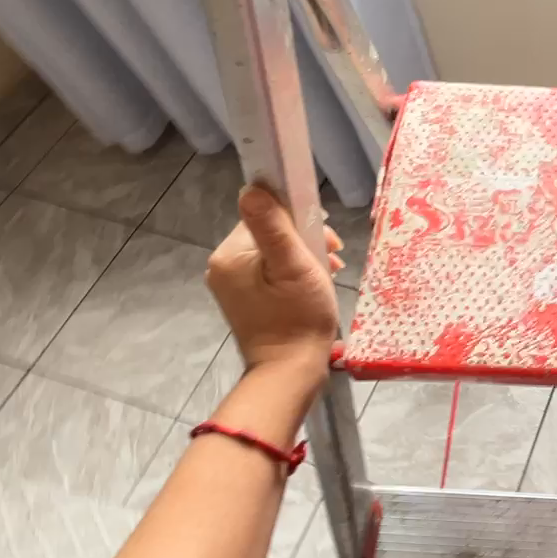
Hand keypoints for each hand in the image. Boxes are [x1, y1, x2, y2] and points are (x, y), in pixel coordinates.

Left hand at [205, 186, 343, 374]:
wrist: (291, 370)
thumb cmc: (298, 317)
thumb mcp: (293, 266)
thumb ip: (273, 227)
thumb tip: (252, 187)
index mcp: (230, 255)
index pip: (264, 214)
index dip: (297, 217)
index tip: (325, 236)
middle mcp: (223, 266)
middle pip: (269, 231)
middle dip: (305, 236)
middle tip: (333, 255)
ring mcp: (233, 283)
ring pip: (274, 249)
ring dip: (304, 252)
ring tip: (330, 269)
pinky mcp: (246, 297)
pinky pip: (272, 268)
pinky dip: (295, 269)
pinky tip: (316, 280)